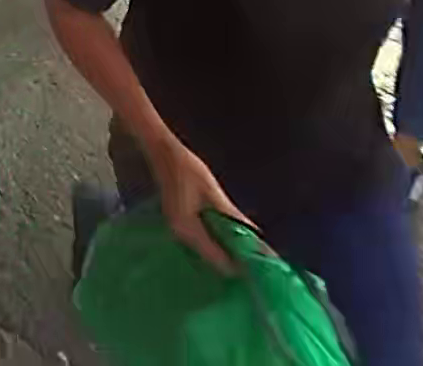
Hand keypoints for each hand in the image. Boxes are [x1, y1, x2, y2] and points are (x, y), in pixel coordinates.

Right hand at [146, 137, 251, 271]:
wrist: (162, 152)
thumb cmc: (187, 169)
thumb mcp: (212, 191)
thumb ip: (232, 217)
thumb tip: (256, 239)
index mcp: (189, 229)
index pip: (220, 261)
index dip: (240, 266)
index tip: (260, 271)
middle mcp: (181, 235)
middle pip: (212, 259)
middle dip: (233, 260)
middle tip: (255, 262)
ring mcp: (177, 229)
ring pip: (206, 250)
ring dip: (224, 250)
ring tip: (245, 250)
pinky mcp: (178, 222)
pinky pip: (200, 240)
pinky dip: (214, 241)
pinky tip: (225, 236)